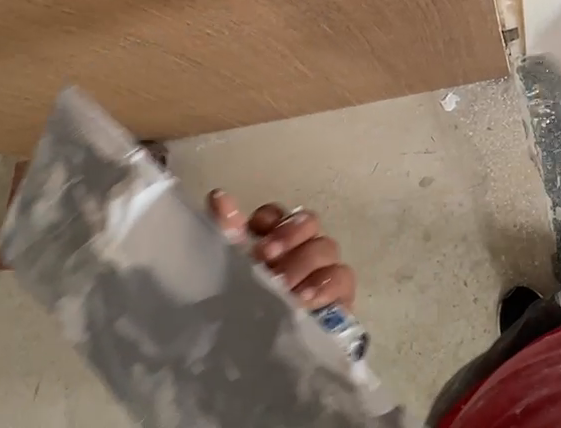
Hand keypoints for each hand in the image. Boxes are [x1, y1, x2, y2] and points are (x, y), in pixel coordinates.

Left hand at [208, 190, 356, 309]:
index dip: (269, 217)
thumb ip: (226, 237)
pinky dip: (324, 284)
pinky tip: (306, 299)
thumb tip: (217, 195)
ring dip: (303, 261)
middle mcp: (301, 250)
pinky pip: (343, 276)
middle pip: (307, 222)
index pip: (277, 214)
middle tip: (265, 255)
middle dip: (288, 233)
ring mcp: (325, 270)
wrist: (270, 364)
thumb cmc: (251, 313)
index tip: (252, 229)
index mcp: (272, 244)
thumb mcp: (233, 275)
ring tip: (283, 286)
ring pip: (325, 247)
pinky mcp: (342, 294)